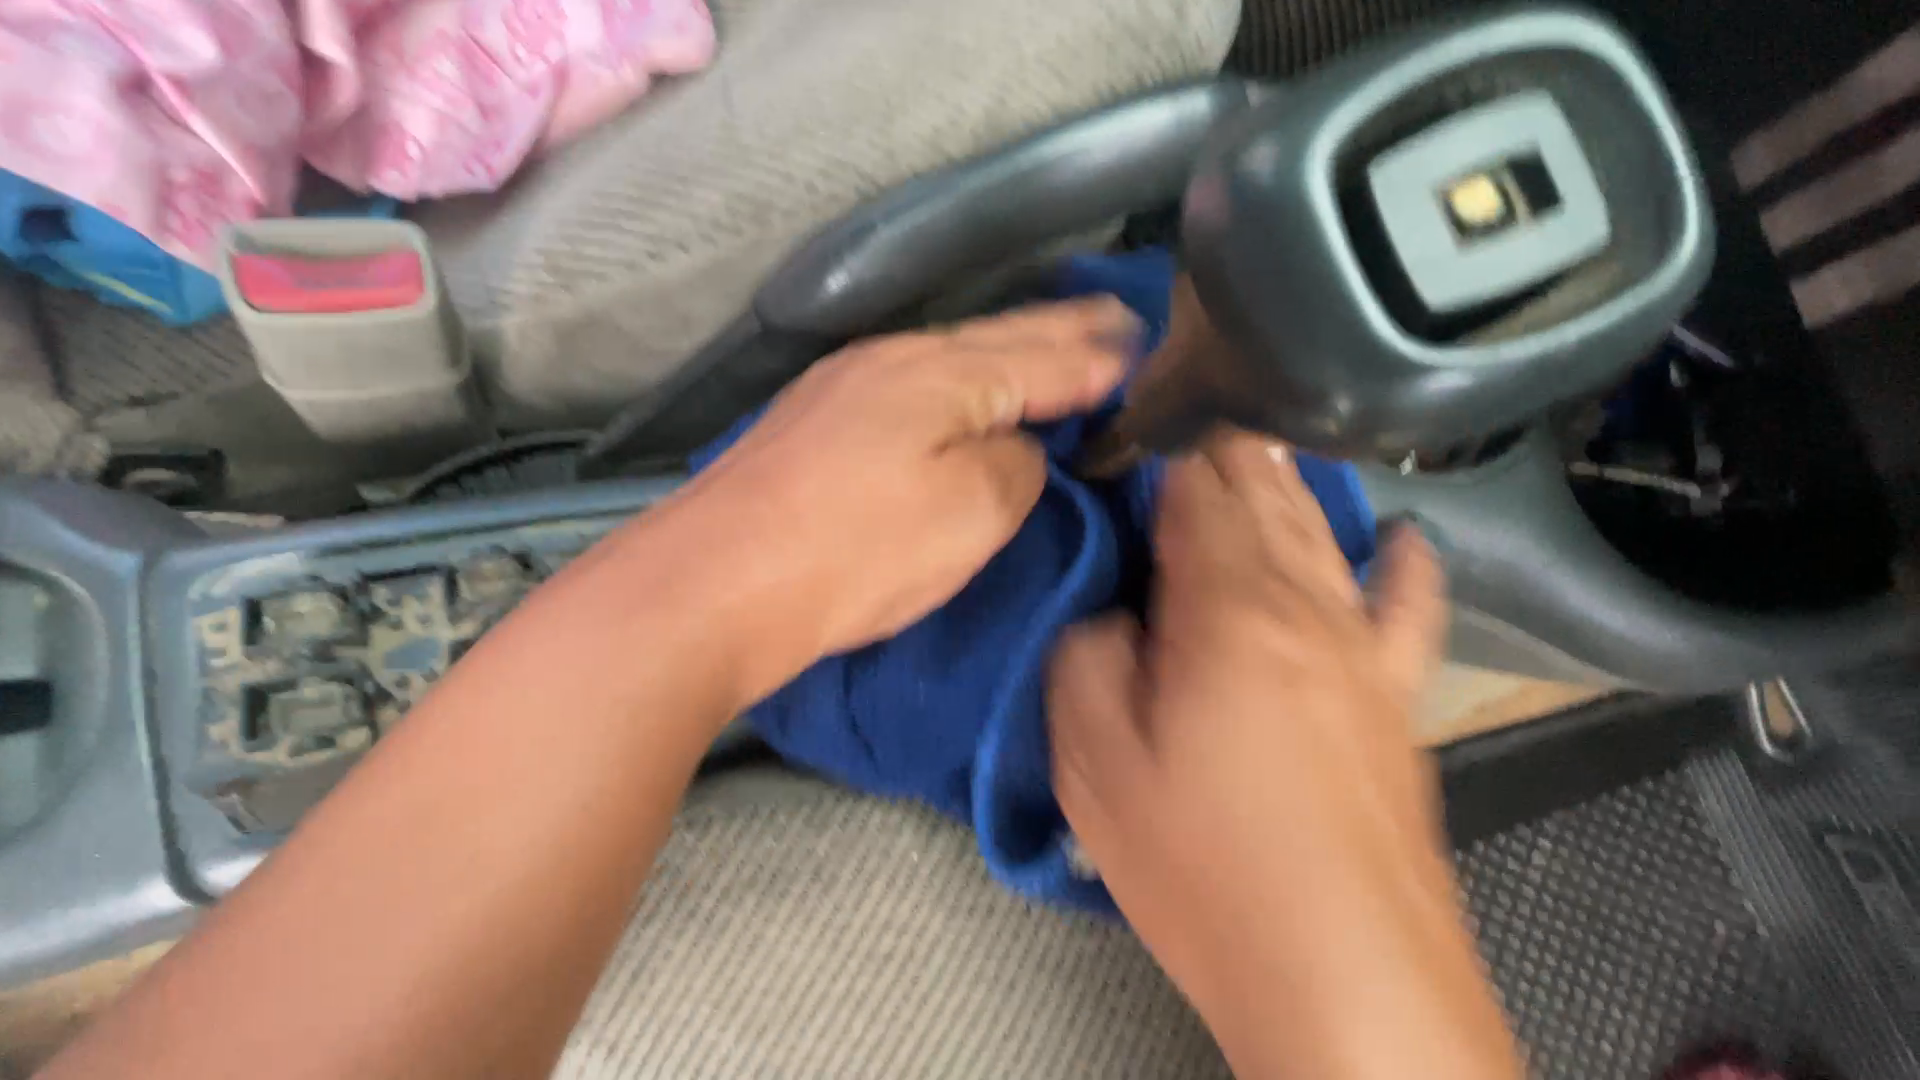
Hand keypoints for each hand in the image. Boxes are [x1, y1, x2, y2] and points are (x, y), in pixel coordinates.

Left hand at [624, 297, 1135, 691]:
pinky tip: (959, 389)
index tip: (1144, 346)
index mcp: (943, 373)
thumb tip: (1014, 443)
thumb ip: (1015, 464)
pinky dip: (956, 381)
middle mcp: (893, 359)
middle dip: (1060, 329)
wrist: (714, 582)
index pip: (1044, 356)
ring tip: (1051, 347)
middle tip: (1113, 317)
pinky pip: (910, 383)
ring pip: (948, 356)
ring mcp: (844, 386)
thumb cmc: (855, 549)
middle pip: (995, 337)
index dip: (1096, 357)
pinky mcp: (813, 422)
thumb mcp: (970, 512)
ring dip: (1007, 350)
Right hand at [1046, 430, 1522, 1079]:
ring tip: (1258, 447)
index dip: (1162, 447)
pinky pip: (1407, 609)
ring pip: (1323, 535)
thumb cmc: (1202, 864)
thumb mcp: (1095, 761)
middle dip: (1220, 451)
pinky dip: (1402, 564)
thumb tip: (1110, 609)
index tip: (1131, 428)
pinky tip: (1404, 537)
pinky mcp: (1397, 700)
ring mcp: (1363, 651)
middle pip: (1264, 498)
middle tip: (1185, 422)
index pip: (1197, 489)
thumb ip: (1085, 656)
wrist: (1342, 974)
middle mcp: (1306, 607)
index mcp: (1228, 609)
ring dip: (1286, 485)